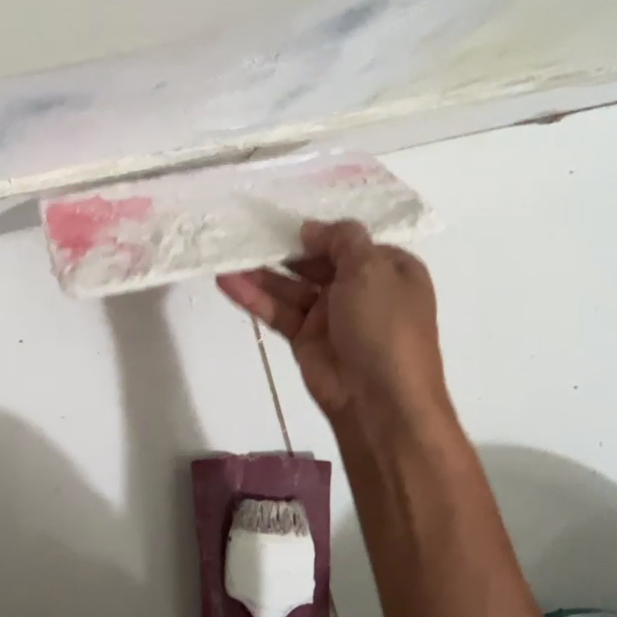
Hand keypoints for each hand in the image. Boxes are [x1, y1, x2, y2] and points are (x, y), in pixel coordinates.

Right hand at [217, 219, 446, 423]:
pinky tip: (227, 281)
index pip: (351, 242)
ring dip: (261, 272)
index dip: (321, 231)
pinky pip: (277, 311)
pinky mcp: (304, 338)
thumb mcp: (372, 270)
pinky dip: (253, 297)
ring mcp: (330, 316)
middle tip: (247, 232)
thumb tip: (312, 229)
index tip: (286, 217)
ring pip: (291, 287)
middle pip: (316, 263)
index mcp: (389, 271)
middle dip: (284, 249)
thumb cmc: (385, 326)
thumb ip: (341, 240)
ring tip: (227, 253)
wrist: (380, 399)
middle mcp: (360, 290)